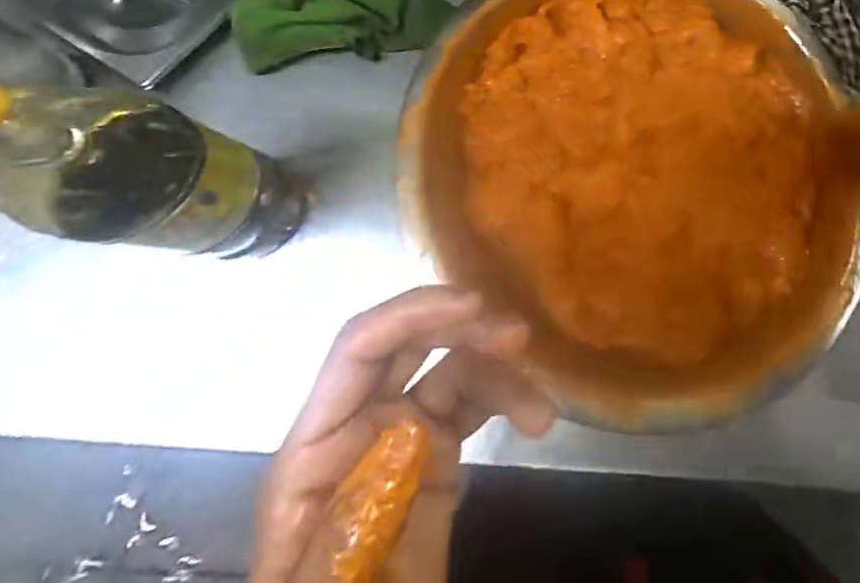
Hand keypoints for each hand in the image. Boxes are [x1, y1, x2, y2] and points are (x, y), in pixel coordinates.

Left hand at [252, 287, 558, 582]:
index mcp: (317, 443)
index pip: (359, 349)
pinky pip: (474, 404)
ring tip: (542, 412)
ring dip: (500, 373)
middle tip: (517, 335)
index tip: (474, 305)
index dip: (412, 315)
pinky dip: (508, 399)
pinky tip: (537, 418)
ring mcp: (401, 435)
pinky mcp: (437, 454)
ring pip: (454, 370)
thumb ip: (355, 513)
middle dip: (464, 327)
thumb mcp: (326, 579)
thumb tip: (409, 433)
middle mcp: (360, 422)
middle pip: (411, 344)